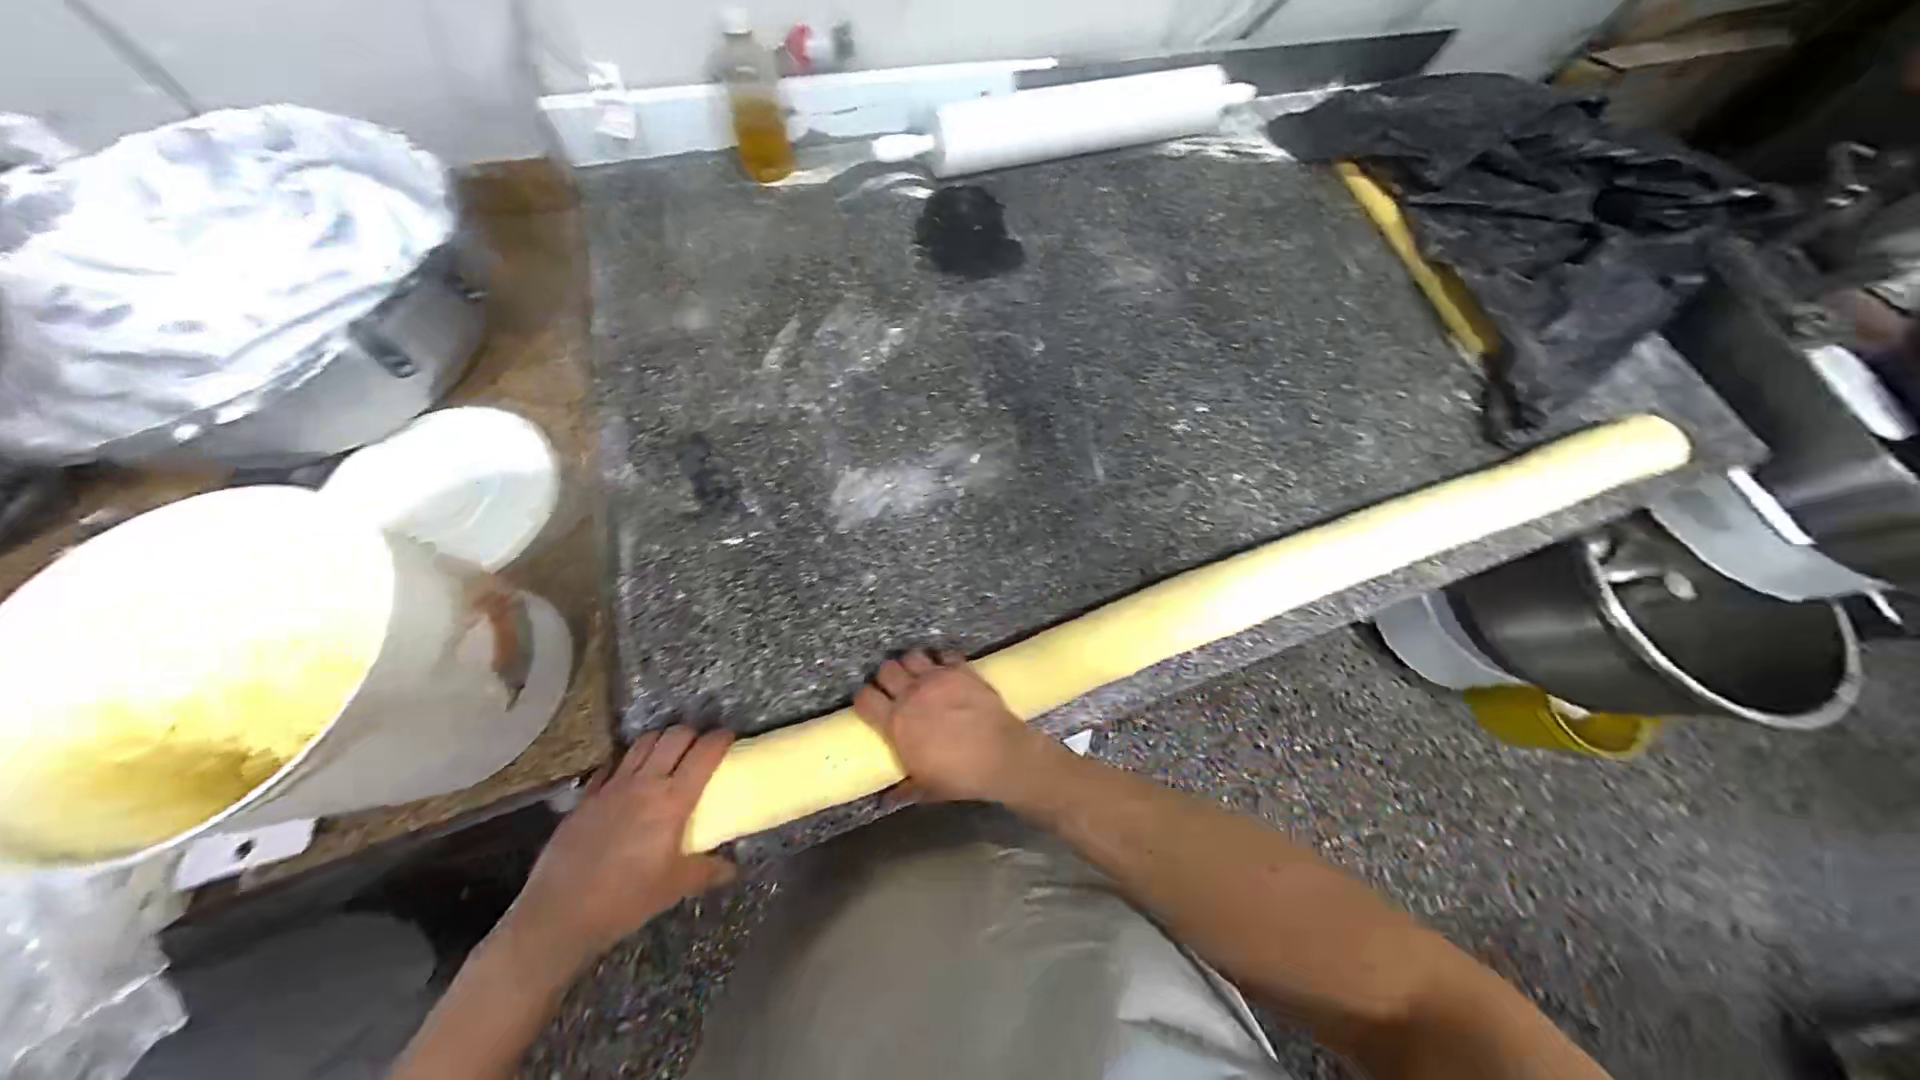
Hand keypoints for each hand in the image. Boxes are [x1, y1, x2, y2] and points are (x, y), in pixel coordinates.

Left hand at [500, 726, 736, 971]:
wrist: (560, 914)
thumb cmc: (626, 899)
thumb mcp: (675, 887)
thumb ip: (708, 871)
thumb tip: (733, 869)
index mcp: (672, 801)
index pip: (704, 754)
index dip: (721, 739)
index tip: (730, 738)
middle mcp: (644, 783)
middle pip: (674, 736)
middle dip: (692, 734)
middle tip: (700, 747)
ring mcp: (612, 787)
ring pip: (642, 742)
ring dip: (661, 740)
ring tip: (668, 754)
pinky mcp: (587, 797)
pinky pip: (612, 765)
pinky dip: (627, 762)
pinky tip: (629, 777)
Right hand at [853, 649, 1053, 801]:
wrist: (1001, 756)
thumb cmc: (959, 776)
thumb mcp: (926, 789)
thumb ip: (903, 789)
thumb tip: (885, 799)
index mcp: (897, 722)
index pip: (865, 699)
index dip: (864, 700)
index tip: (871, 706)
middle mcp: (912, 694)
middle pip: (886, 670)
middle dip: (887, 677)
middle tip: (895, 689)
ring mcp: (938, 677)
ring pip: (912, 656)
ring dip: (912, 665)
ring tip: (919, 676)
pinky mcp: (961, 669)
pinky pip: (944, 654)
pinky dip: (941, 660)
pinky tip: (946, 670)